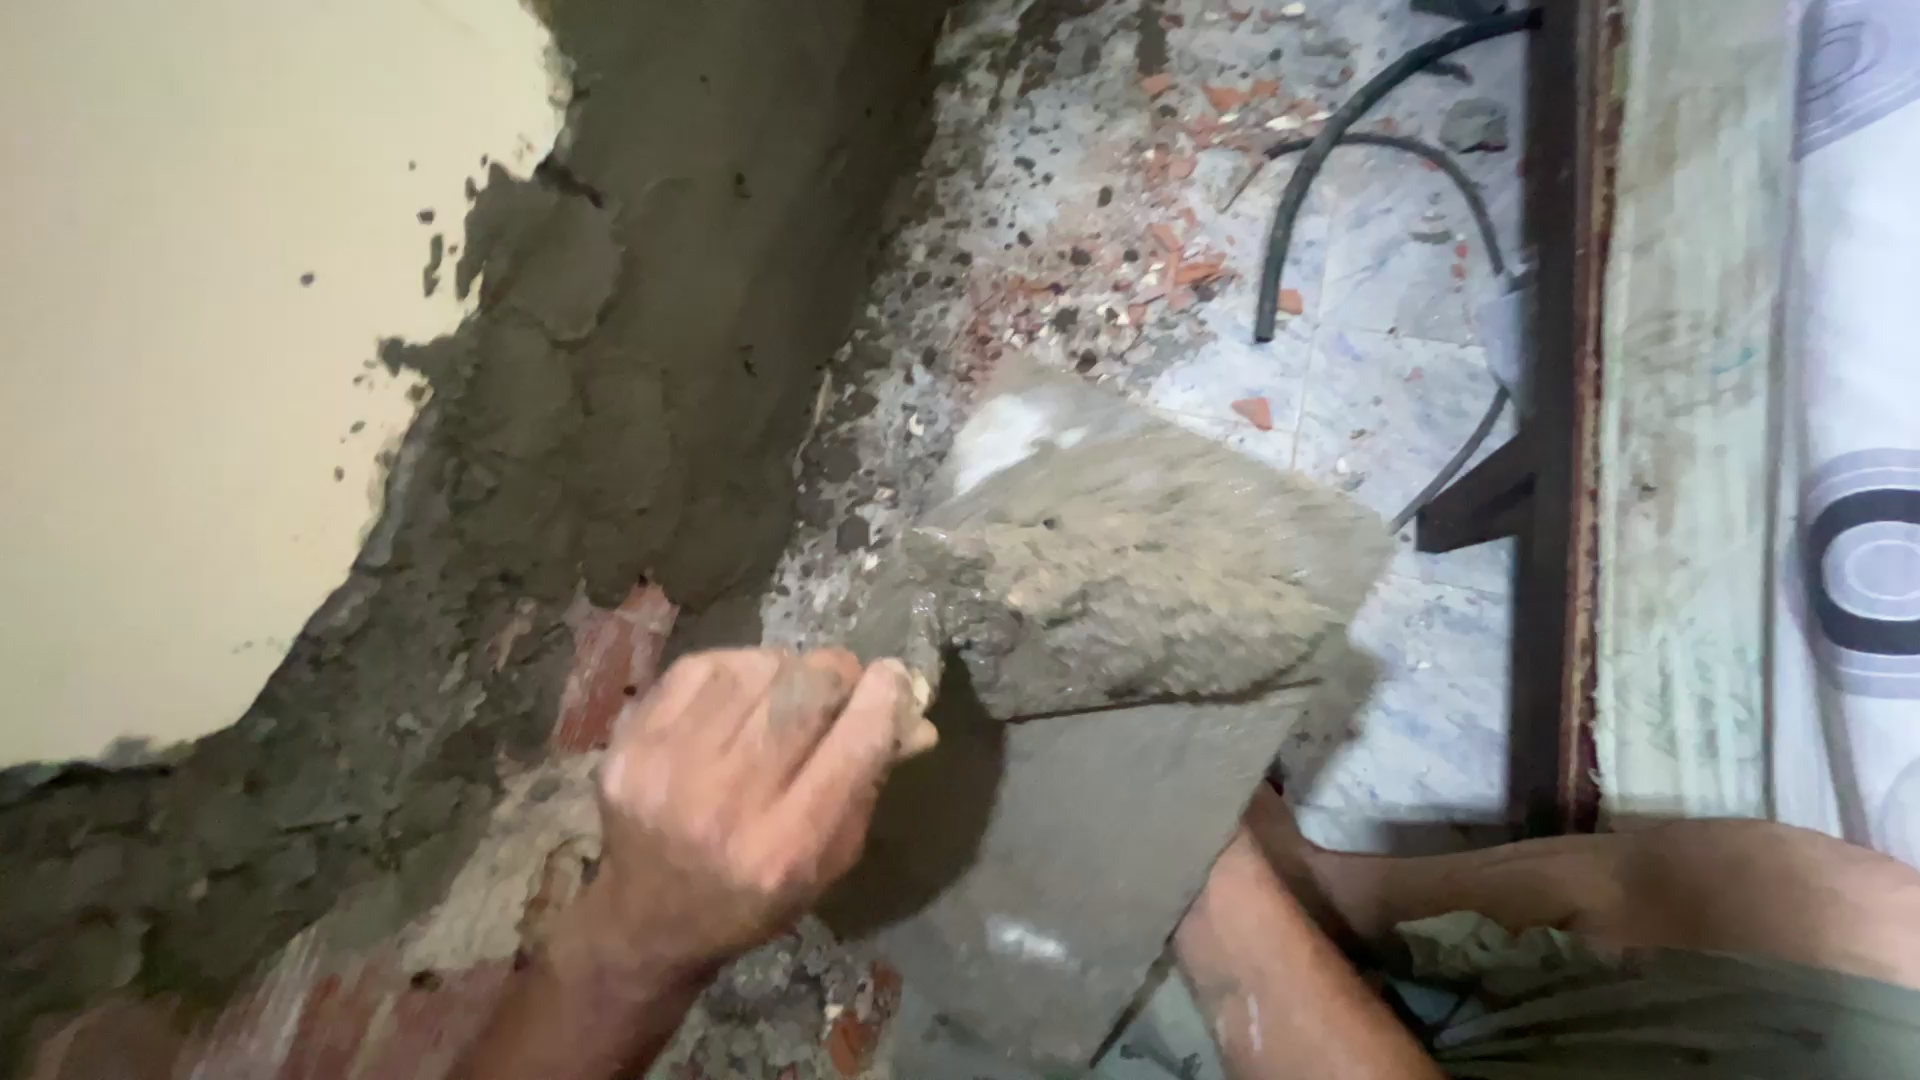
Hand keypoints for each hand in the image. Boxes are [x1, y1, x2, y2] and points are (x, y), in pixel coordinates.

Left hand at [579, 647, 932, 979]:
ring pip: (762, 665)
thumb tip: (915, 714)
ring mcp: (670, 766)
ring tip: (786, 695)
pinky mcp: (631, 741)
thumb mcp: (831, 857)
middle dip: (840, 674)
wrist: (645, 920)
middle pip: (809, 688)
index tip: (894, 678)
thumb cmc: (756, 895)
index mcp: (788, 845)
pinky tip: (742, 694)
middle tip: (842, 684)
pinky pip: (709, 664)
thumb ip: (871, 780)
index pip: (858, 739)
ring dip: (789, 670)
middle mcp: (728, 802)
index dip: (887, 694)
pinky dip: (740, 668)